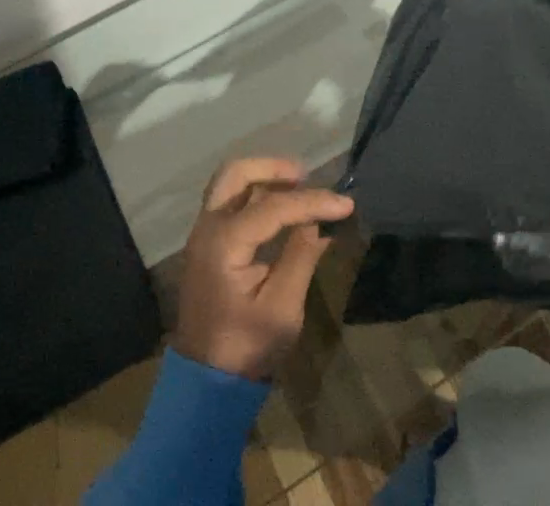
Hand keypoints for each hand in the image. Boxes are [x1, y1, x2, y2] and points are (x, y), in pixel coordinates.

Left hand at [173, 158, 354, 379]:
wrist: (205, 381)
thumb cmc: (246, 346)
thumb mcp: (282, 306)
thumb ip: (301, 256)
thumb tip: (319, 223)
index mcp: (224, 244)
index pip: (273, 206)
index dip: (313, 201)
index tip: (347, 205)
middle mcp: (207, 230)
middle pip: (235, 174)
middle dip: (274, 168)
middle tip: (308, 177)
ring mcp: (203, 237)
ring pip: (229, 185)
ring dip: (264, 179)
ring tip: (300, 189)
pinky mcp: (208, 247)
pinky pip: (230, 204)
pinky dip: (256, 196)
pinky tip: (284, 210)